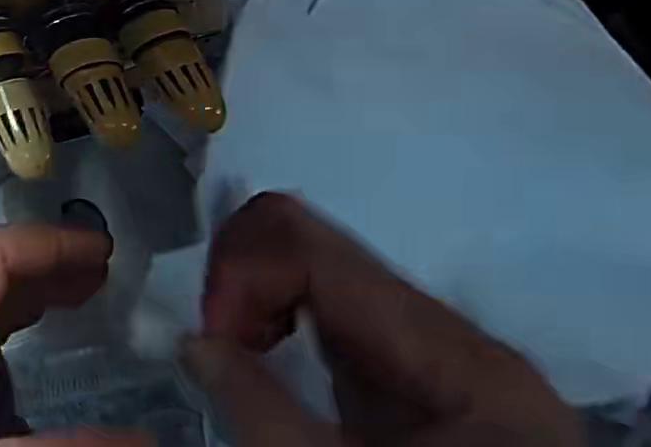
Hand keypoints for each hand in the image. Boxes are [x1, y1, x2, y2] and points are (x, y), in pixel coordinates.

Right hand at [184, 192, 582, 446]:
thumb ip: (257, 406)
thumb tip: (192, 341)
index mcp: (458, 355)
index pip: (308, 247)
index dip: (239, 273)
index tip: (209, 338)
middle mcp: (456, 335)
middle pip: (311, 242)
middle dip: (242, 278)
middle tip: (218, 342)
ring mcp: (443, 352)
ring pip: (316, 264)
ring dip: (255, 295)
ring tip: (239, 354)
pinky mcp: (423, 374)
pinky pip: (331, 304)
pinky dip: (280, 315)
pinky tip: (270, 360)